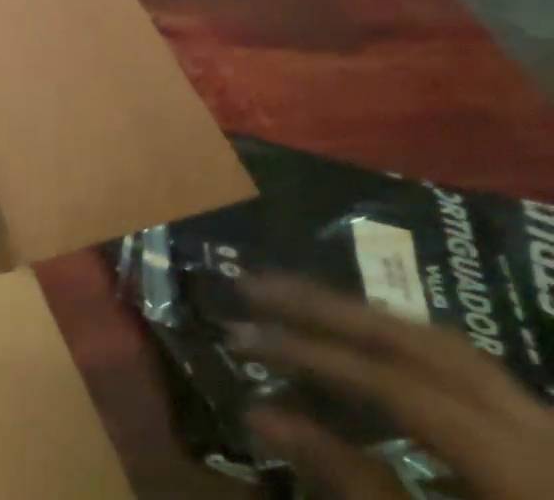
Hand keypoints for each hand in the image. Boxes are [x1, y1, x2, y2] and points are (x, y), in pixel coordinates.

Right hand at [236, 275, 553, 499]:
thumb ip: (352, 480)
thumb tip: (259, 413)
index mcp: (520, 467)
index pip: (397, 385)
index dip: (315, 355)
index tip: (244, 337)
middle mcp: (542, 432)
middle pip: (426, 346)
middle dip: (333, 310)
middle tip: (254, 288)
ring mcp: (547, 431)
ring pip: (451, 350)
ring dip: (365, 318)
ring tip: (293, 300)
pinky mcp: (543, 440)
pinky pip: (468, 373)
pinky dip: (403, 346)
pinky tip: (359, 341)